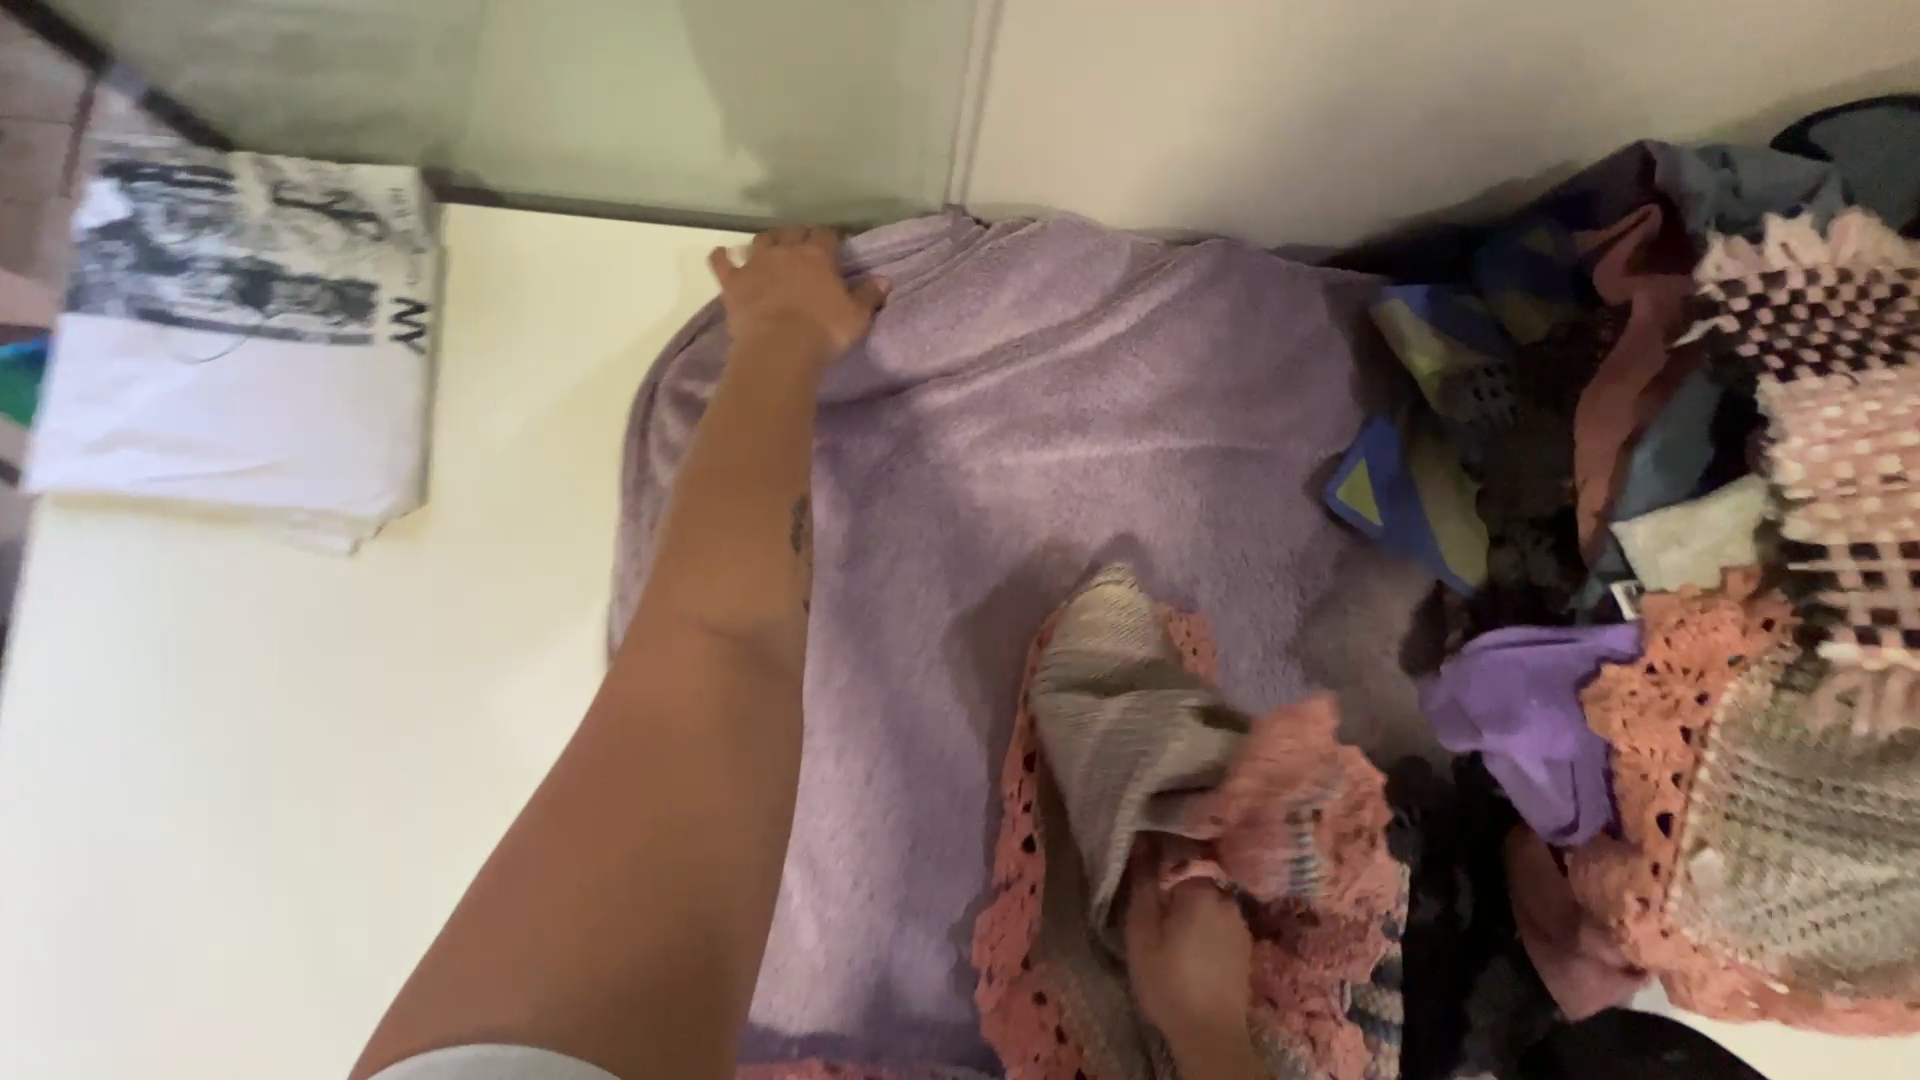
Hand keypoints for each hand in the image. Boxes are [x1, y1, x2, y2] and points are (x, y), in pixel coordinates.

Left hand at [708, 227, 886, 364]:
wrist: (780, 347)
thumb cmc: (824, 332)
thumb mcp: (857, 317)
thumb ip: (869, 295)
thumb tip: (885, 280)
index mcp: (817, 256)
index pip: (826, 235)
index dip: (830, 238)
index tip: (834, 245)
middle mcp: (785, 251)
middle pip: (793, 232)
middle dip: (800, 235)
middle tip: (805, 246)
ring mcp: (756, 264)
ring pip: (761, 240)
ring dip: (768, 241)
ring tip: (772, 247)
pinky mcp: (733, 282)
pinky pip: (722, 263)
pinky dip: (722, 257)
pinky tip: (722, 253)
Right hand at [1123, 843, 1254, 1054]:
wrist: (1210, 1035)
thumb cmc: (1167, 980)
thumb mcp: (1141, 932)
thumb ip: (1142, 885)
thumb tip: (1140, 844)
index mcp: (1200, 889)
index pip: (1175, 860)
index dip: (1157, 873)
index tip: (1144, 889)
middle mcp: (1226, 898)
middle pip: (1193, 881)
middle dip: (1175, 892)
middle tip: (1156, 917)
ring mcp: (1240, 922)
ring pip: (1208, 903)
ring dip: (1192, 911)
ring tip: (1173, 934)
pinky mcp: (1246, 946)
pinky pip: (1220, 922)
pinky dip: (1206, 928)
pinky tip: (1194, 948)